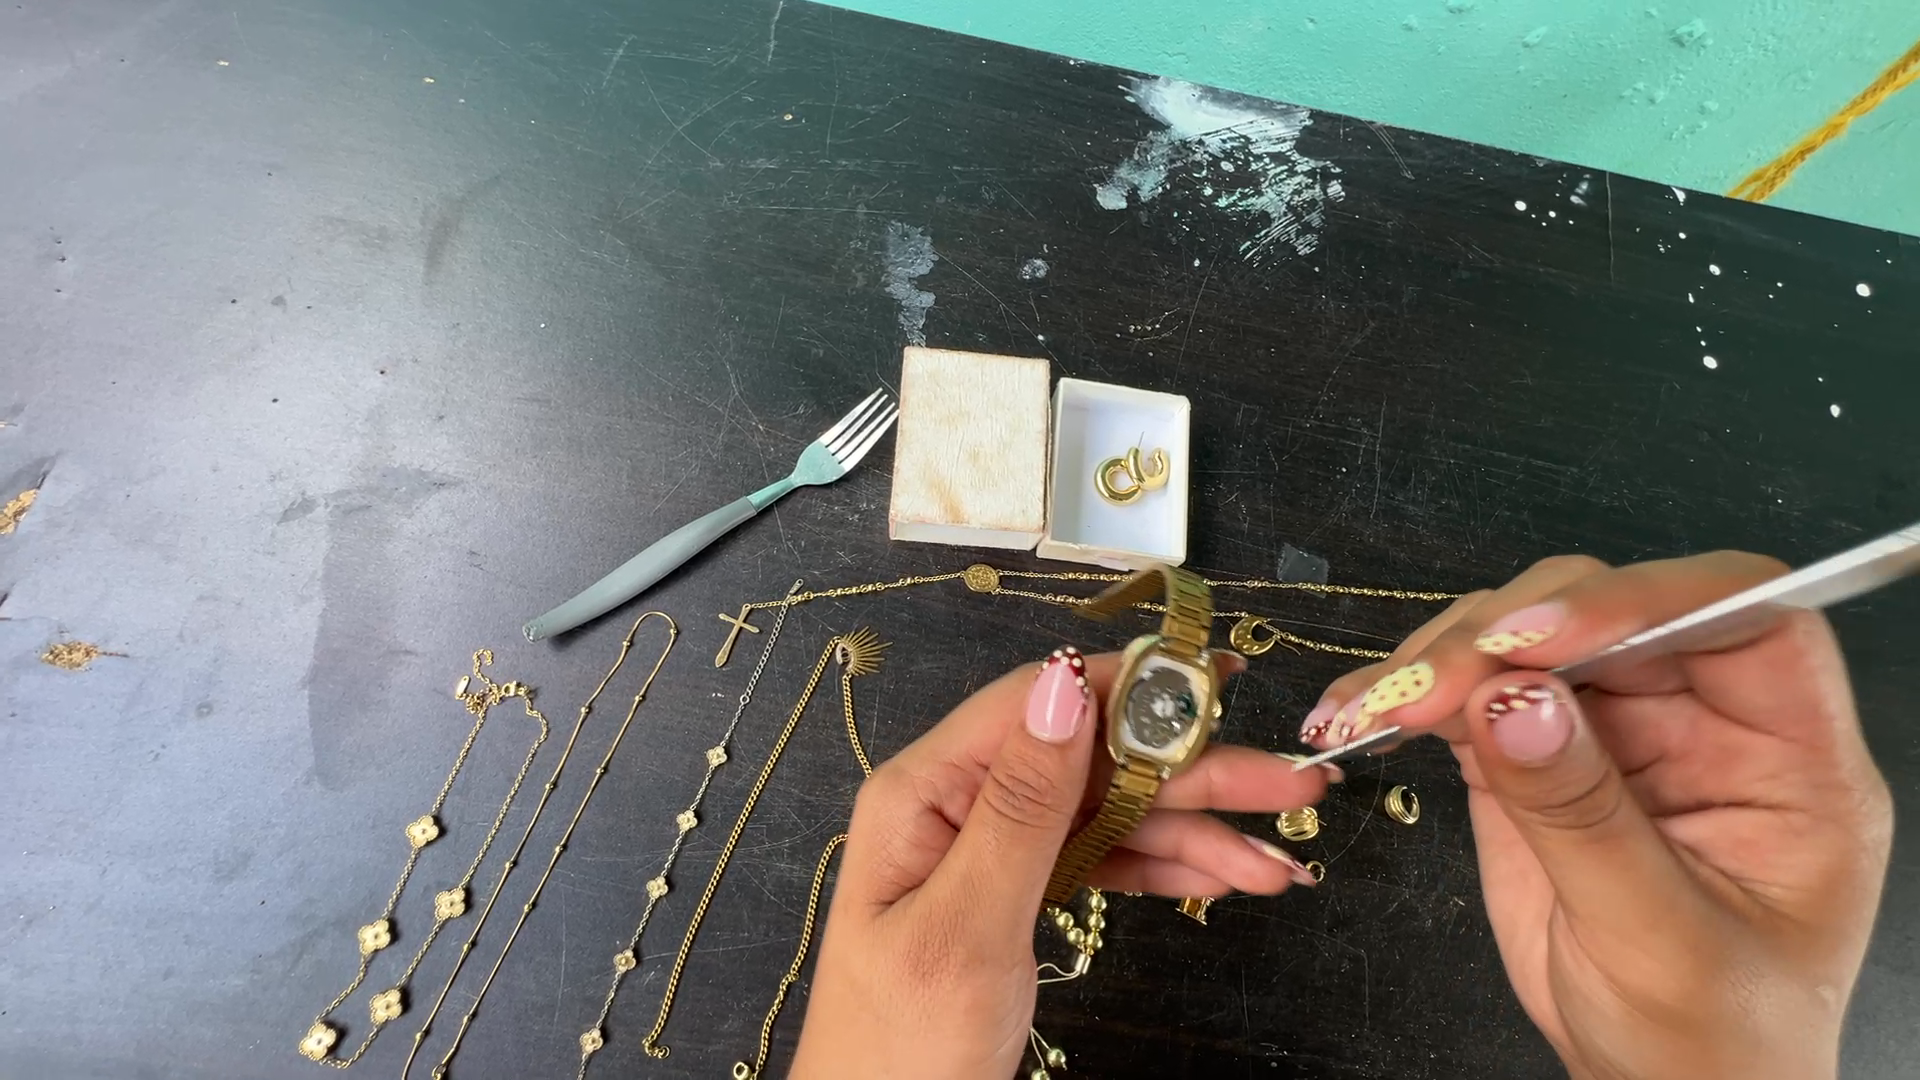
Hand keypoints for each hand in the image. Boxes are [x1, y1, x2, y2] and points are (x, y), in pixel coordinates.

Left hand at [791, 646, 1338, 1079]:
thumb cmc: (907, 1043)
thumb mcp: (964, 926)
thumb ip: (1020, 807)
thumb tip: (1063, 686)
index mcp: (929, 787)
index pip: (1033, 706)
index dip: (1121, 686)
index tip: (1209, 681)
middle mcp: (964, 798)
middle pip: (1087, 761)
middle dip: (1187, 771)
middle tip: (1288, 782)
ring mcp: (998, 841)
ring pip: (1108, 811)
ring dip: (1193, 831)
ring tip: (1278, 862)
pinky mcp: (1025, 882)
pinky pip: (1103, 858)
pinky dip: (1164, 866)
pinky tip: (1224, 876)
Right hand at [1301, 553, 1892, 1079]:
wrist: (1641, 1071)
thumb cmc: (1700, 1032)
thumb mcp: (1659, 941)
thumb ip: (1585, 817)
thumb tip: (1505, 698)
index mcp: (1777, 753)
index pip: (1733, 616)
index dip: (1634, 602)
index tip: (1525, 641)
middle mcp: (1681, 715)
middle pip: (1587, 610)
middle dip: (1489, 637)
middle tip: (1418, 694)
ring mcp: (1588, 721)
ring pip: (1499, 635)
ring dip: (1422, 663)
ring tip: (1366, 718)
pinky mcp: (1508, 740)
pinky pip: (1445, 688)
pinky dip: (1387, 696)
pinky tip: (1347, 720)